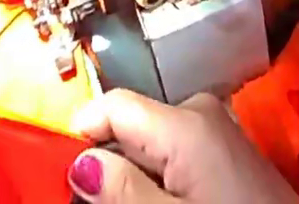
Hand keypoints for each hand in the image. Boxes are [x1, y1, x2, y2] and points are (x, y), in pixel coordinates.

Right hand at [66, 90, 298, 203]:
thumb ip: (126, 192)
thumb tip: (77, 161)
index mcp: (184, 123)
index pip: (114, 106)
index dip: (84, 133)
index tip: (67, 175)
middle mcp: (199, 112)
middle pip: (132, 123)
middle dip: (111, 161)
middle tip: (99, 202)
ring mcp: (219, 131)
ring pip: (153, 141)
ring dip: (136, 174)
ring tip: (132, 202)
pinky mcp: (231, 154)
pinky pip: (178, 153)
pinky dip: (163, 178)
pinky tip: (166, 202)